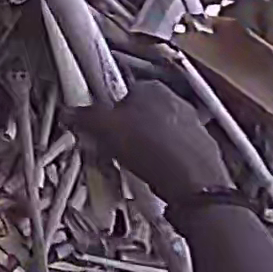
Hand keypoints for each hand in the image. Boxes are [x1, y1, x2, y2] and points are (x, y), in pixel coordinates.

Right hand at [71, 79, 231, 200]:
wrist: (195, 185)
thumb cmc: (150, 147)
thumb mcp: (105, 129)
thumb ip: (84, 117)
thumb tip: (67, 112)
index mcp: (152, 87)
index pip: (123, 89)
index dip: (108, 107)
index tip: (99, 124)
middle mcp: (177, 100)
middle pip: (141, 109)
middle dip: (127, 125)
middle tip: (112, 143)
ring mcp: (194, 124)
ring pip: (159, 129)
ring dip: (146, 142)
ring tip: (132, 161)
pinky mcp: (205, 149)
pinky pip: (176, 149)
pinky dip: (164, 158)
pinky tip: (154, 171)